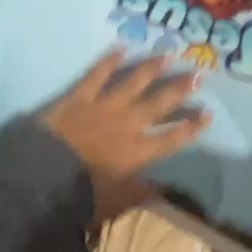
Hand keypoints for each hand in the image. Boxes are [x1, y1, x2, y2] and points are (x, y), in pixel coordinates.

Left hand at [42, 51, 209, 220]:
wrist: (44, 173)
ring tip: (167, 55)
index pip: (171, 138)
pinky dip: (109, 61)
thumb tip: (162, 191)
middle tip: (197, 75)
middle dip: (179, 89)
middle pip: (159, 104)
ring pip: (134, 82)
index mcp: (137, 153)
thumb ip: (138, 194)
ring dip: (152, 68)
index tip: (207, 114)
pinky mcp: (82, 96)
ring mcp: (105, 106)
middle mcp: (127, 124)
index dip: (190, 127)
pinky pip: (98, 74)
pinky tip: (121, 48)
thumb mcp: (113, 203)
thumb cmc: (79, 193)